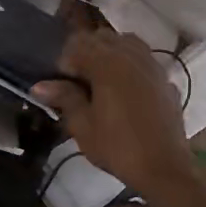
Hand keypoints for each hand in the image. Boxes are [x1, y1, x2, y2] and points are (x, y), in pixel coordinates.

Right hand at [32, 29, 199, 206]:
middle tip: (77, 83)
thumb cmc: (117, 147)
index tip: (60, 88)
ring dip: (109, 54)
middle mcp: (132, 56)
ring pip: (127, 43)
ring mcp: (153, 66)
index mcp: (108, 64)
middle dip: (86, 53)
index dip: (64, 64)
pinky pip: (144, 60)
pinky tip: (125, 91)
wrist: (164, 168)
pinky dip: (130, 66)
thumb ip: (64, 98)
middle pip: (102, 38)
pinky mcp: (166, 80)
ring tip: (100, 82)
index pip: (77, 46)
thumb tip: (39, 85)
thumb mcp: (83, 126)